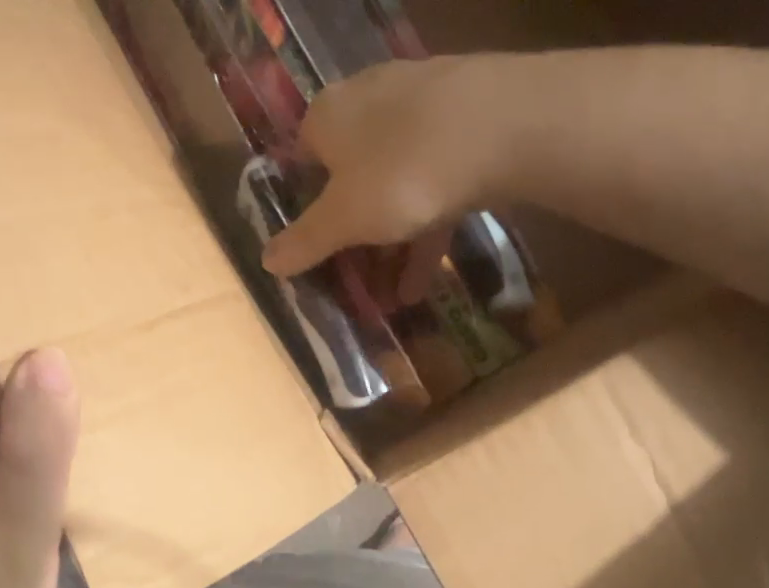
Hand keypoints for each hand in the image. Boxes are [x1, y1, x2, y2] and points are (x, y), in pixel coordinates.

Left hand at [0, 347, 79, 587]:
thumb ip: (33, 460)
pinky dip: (2, 472)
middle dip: (36, 428)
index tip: (73, 455)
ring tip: (47, 515)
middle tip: (67, 495)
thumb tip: (52, 358)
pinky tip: (18, 522)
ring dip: (23, 454)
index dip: (43, 399)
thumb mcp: (18, 558)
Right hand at [260, 56, 515, 294]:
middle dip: (353, 241)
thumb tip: (265, 261)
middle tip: (354, 287)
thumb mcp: (342, 219)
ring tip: (391, 302)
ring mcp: (422, 113)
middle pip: (351, 181)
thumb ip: (305, 242)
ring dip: (390, 248)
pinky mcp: (466, 130)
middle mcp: (370, 104)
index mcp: (328, 117)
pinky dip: (424, 234)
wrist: (502, 130)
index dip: (304, 212)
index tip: (311, 254)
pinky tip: (424, 283)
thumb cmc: (400, 173)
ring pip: (394, 189)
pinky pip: (433, 188)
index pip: (302, 162)